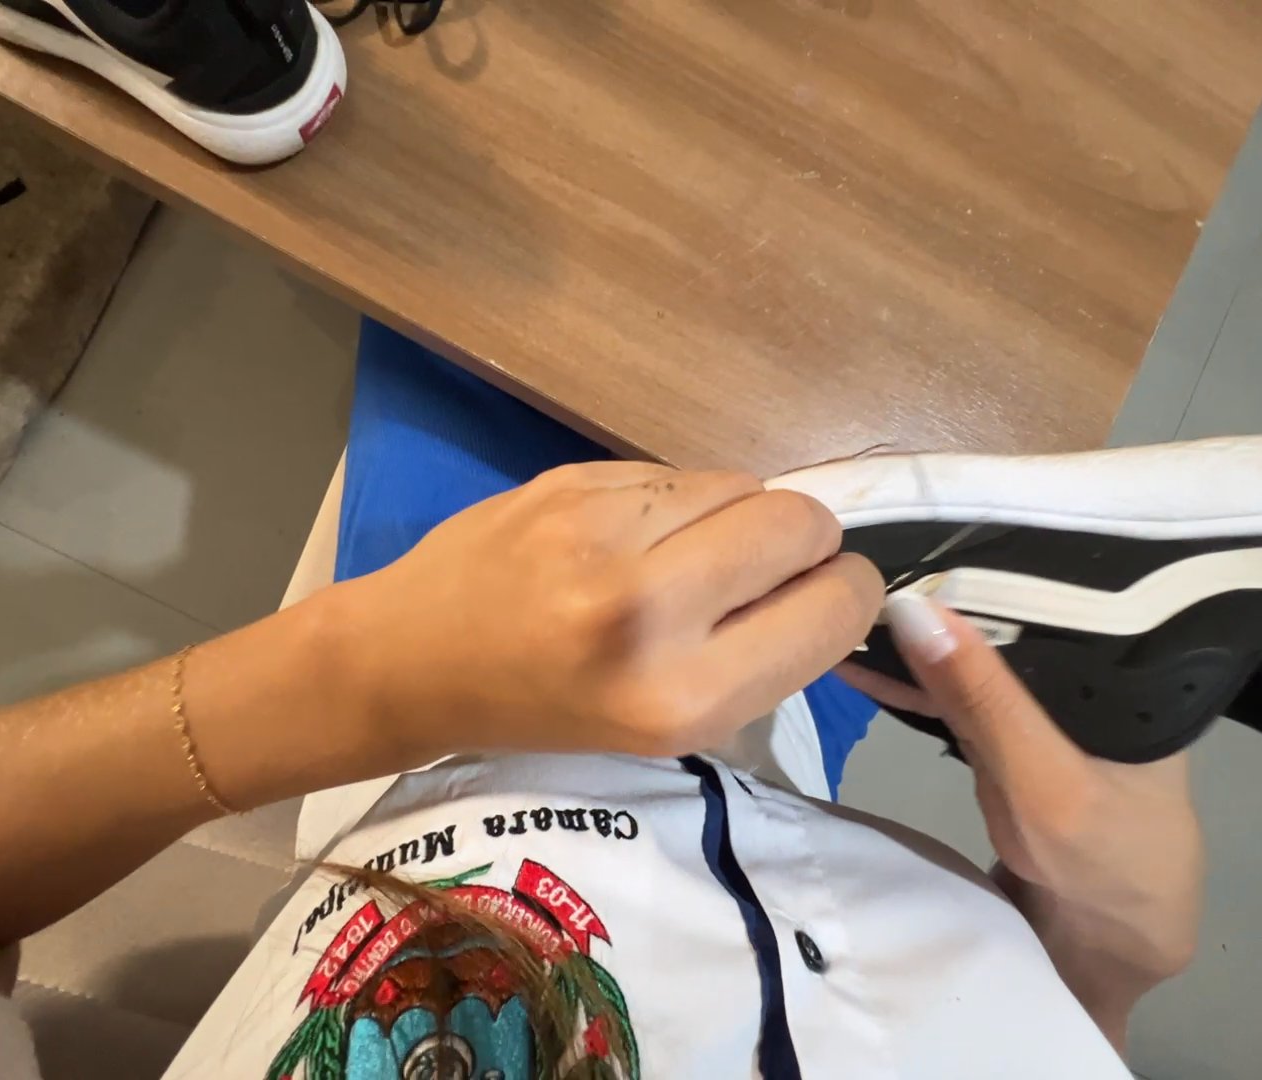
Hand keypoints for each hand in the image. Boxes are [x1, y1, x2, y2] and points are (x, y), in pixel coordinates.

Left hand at [323, 462, 882, 758]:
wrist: (414, 657)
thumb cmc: (544, 712)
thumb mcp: (665, 725)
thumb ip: (758, 655)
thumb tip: (825, 580)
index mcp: (681, 697)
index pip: (832, 607)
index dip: (846, 594)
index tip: (824, 594)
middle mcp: (647, 607)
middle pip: (801, 521)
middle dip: (804, 543)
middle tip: (757, 569)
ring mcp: (603, 527)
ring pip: (744, 482)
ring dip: (736, 516)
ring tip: (682, 552)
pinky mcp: (573, 476)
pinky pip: (678, 470)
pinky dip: (678, 500)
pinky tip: (630, 531)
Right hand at [835, 592, 1202, 1050]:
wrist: (1098, 944)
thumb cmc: (1108, 862)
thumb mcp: (1046, 779)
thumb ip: (983, 697)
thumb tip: (911, 607)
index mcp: (1118, 658)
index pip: (1044, 584)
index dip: (978, 556)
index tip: (911, 526)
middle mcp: (1076, 667)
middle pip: (996, 612)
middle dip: (931, 590)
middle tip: (861, 558)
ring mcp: (1031, 698)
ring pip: (962, 650)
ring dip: (907, 637)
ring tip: (844, 606)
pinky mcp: (996, 727)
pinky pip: (943, 693)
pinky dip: (901, 682)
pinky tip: (856, 662)